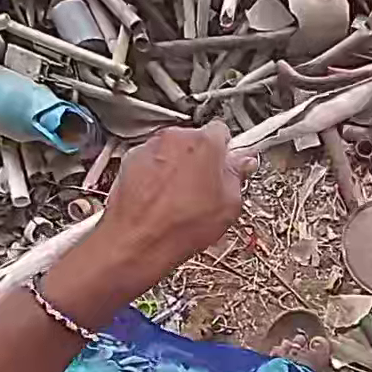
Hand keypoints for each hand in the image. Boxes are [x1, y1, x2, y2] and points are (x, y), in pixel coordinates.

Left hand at [99, 121, 251, 278]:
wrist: (139, 241)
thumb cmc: (180, 226)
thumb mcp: (228, 205)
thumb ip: (237, 175)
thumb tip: (241, 163)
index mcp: (205, 143)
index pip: (222, 130)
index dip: (226, 151)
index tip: (227, 164)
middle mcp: (176, 138)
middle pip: (194, 139)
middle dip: (200, 159)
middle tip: (205, 188)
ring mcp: (150, 148)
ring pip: (171, 150)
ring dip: (177, 166)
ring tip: (180, 198)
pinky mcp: (130, 160)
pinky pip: (150, 160)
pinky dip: (155, 173)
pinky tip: (160, 199)